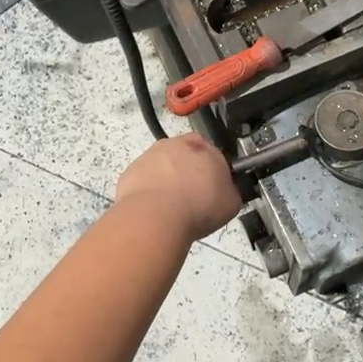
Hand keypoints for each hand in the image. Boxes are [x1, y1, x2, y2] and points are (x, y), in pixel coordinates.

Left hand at [114, 134, 241, 242]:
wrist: (156, 217)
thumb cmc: (198, 207)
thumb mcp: (232, 203)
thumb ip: (231, 191)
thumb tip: (227, 193)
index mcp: (205, 146)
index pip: (213, 153)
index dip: (213, 172)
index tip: (212, 190)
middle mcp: (176, 144)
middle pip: (185, 156)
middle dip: (188, 173)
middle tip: (192, 198)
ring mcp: (150, 156)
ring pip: (162, 166)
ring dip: (166, 181)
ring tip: (171, 208)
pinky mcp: (130, 171)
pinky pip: (144, 180)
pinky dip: (148, 192)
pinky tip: (154, 210)